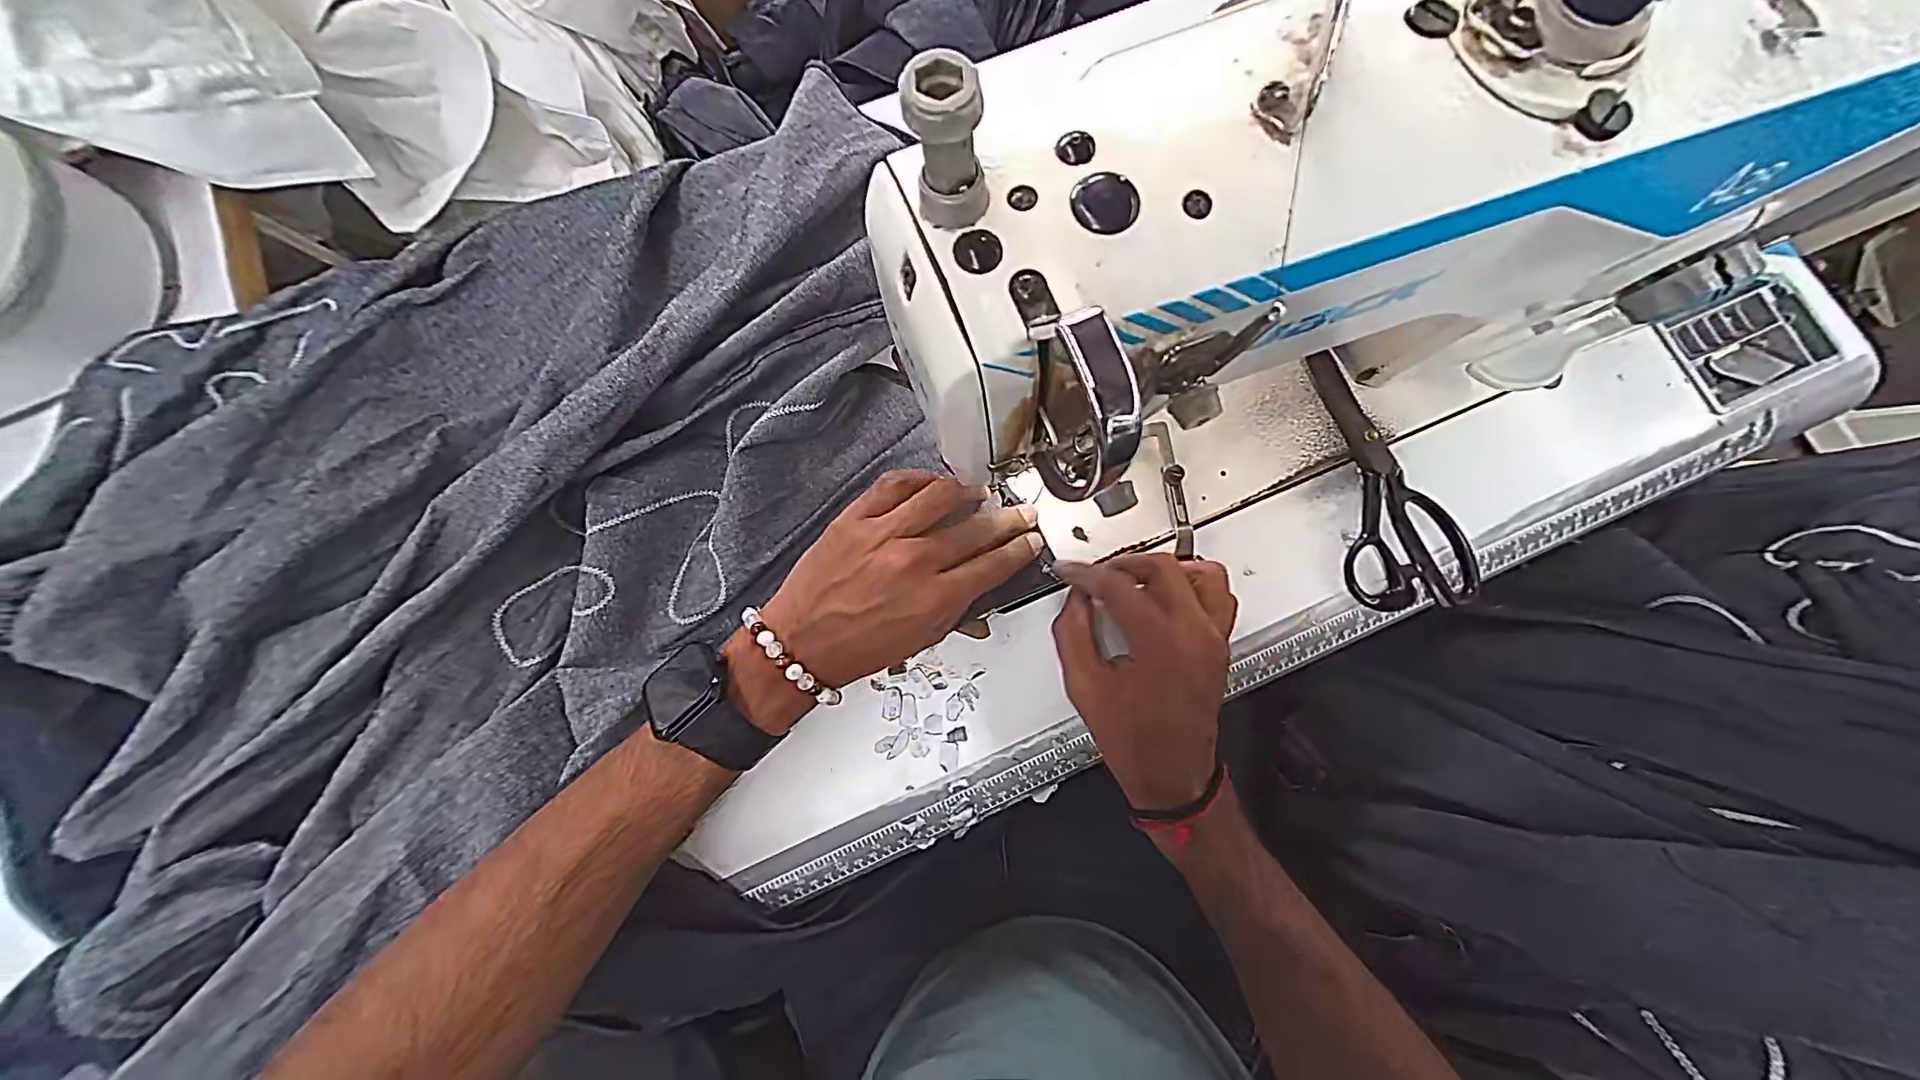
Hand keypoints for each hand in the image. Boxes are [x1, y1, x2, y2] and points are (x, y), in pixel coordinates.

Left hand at [723, 470, 1041, 734]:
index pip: (993, 564)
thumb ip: (957, 612)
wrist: (800, 643)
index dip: (1019, 549)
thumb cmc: (854, 648)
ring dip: (967, 492)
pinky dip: (919, 479)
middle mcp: (912, 561)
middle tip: (1019, 513)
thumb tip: (981, 593)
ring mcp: (882, 535)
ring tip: (977, 493)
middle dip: (1007, 520)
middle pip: (975, 529)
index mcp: (934, 598)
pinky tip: (930, 483)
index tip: (1029, 540)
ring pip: (939, 496)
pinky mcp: (855, 519)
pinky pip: (894, 485)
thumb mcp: (920, 640)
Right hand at [1052, 555, 1237, 810]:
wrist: (1171, 774)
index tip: (1072, 573)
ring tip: (1135, 577)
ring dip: (1164, 567)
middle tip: (1098, 574)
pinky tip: (1170, 594)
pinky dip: (1195, 585)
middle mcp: (1194, 634)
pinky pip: (1219, 597)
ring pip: (1200, 574)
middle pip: (1161, 568)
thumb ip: (1072, 633)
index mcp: (1159, 642)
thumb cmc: (1136, 742)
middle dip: (1122, 563)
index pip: (1119, 585)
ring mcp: (1213, 639)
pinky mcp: (1220, 646)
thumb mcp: (1084, 687)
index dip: (1088, 574)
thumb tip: (1075, 602)